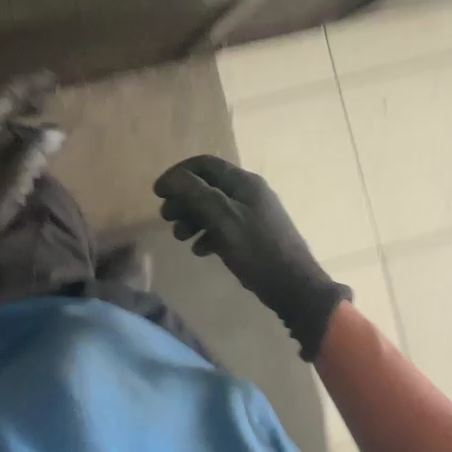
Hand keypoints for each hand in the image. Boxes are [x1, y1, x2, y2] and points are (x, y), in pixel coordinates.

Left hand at [0, 72, 64, 314]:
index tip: (54, 78)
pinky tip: (14, 153)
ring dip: (14, 122)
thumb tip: (56, 130)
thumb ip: (36, 149)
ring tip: (36, 127)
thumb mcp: (14, 177)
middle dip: (23, 101)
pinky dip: (4, 139)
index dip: (32, 83)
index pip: (7, 93)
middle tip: (47, 100)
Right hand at [154, 155, 348, 359]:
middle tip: (166, 218)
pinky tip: (200, 251)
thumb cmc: (257, 251)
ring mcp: (253, 214)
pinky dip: (207, 234)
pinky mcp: (254, 236)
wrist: (294, 287)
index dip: (178, 174)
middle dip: (183, 199)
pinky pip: (224, 227)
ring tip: (180, 238)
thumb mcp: (222, 219)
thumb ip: (195, 194)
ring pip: (214, 208)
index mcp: (244, 183)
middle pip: (207, 186)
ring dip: (192, 218)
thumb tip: (170, 178)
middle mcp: (249, 193)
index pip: (204, 164)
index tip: (157, 193)